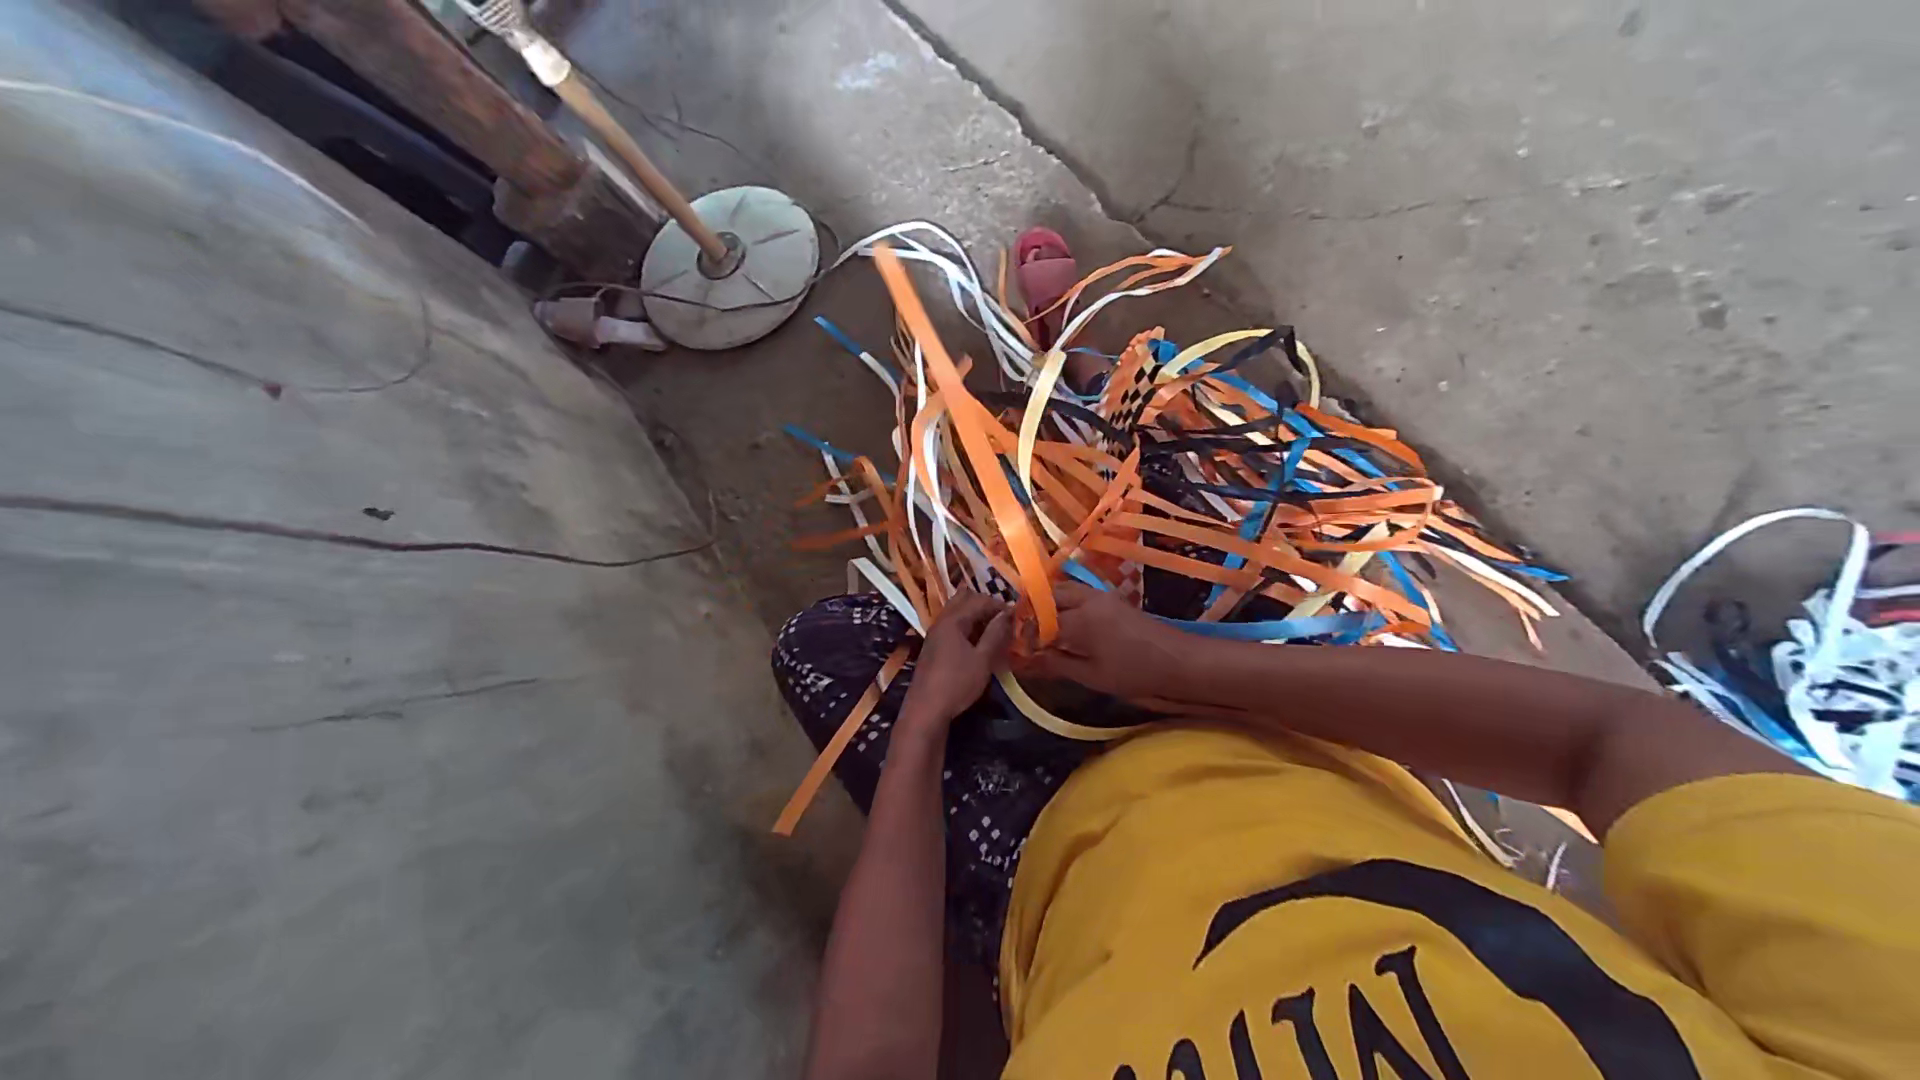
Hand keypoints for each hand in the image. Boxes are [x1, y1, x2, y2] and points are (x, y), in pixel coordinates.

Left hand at [899, 590, 1013, 729]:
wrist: (926, 709)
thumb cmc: (957, 683)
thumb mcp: (983, 659)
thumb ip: (995, 633)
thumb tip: (1008, 612)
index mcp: (953, 620)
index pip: (979, 600)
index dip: (999, 605)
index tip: (1016, 615)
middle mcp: (942, 620)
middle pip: (964, 599)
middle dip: (985, 605)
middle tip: (1003, 619)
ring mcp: (935, 632)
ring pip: (957, 611)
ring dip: (976, 615)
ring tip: (994, 629)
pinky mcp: (934, 645)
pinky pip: (952, 624)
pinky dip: (967, 625)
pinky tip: (978, 641)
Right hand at [1017, 582, 1193, 701]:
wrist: (1179, 661)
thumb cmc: (1134, 672)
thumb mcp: (1091, 675)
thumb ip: (1057, 664)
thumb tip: (1027, 660)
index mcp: (1080, 619)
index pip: (1041, 620)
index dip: (1026, 634)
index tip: (1018, 648)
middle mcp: (1087, 599)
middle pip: (1050, 595)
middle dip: (1034, 610)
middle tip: (1026, 633)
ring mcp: (1101, 596)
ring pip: (1064, 590)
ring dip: (1049, 604)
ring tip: (1044, 629)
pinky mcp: (1112, 600)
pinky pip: (1079, 594)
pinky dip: (1065, 604)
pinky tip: (1066, 625)